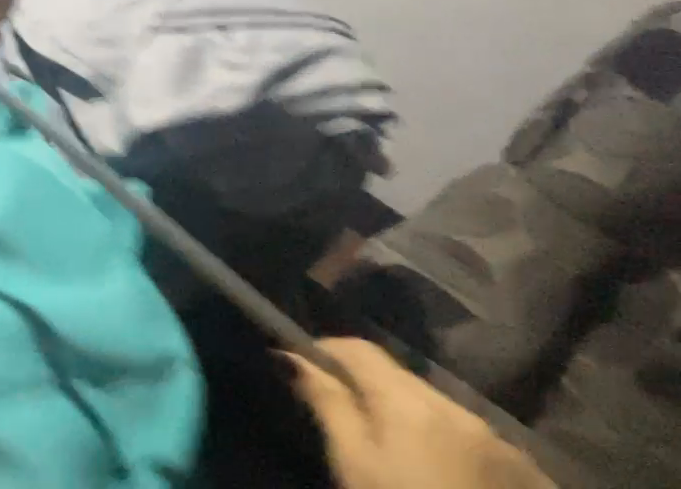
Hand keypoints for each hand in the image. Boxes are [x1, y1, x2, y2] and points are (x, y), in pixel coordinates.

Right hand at [285, 338, 554, 488]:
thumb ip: (328, 404)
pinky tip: (447, 476)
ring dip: (413, 415)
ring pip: (440, 407)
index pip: (360, 349)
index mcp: (411, 404)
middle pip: (402, 377)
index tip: (307, 370)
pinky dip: (451, 443)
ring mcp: (504, 443)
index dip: (327, 351)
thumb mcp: (354, 465)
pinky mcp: (533, 475)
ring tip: (400, 452)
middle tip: (348, 417)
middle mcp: (460, 410)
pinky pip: (477, 439)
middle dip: (371, 386)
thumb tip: (293, 356)